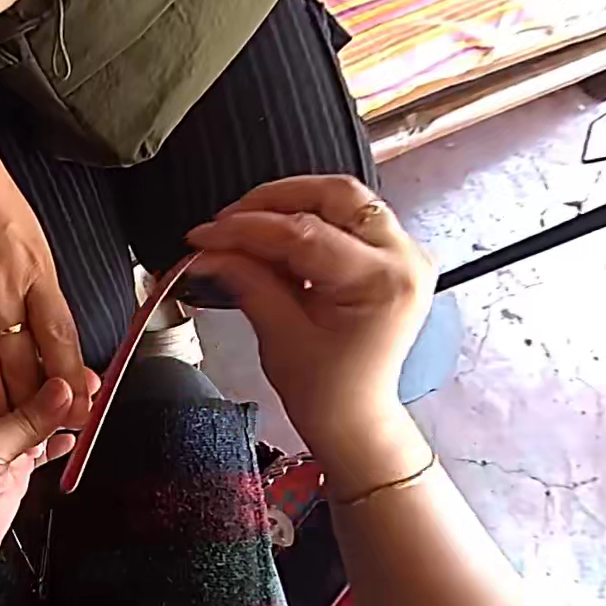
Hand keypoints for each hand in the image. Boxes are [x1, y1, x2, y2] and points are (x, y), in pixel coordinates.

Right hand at [0, 124, 89, 422]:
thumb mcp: (33, 236)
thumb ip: (41, 286)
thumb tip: (49, 333)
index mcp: (37, 274)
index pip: (60, 339)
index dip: (72, 380)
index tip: (80, 410)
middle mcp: (1, 292)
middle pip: (21, 361)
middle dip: (33, 404)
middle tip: (37, 437)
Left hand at [0, 375, 87, 580]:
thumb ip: (26, 421)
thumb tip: (64, 390)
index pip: (13, 375)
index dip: (46, 374)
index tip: (78, 372)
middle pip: (31, 398)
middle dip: (61, 394)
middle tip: (92, 391)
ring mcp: (1, 448)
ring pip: (41, 425)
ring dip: (65, 419)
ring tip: (92, 409)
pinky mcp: (13, 474)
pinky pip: (44, 453)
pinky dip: (61, 447)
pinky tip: (77, 438)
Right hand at [183, 176, 435, 449]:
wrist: (353, 410)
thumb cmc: (320, 385)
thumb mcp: (277, 332)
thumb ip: (246, 280)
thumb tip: (208, 252)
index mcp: (379, 282)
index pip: (302, 233)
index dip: (243, 229)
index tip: (202, 235)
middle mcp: (403, 257)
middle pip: (336, 195)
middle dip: (272, 199)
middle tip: (225, 220)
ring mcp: (401, 253)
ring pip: (342, 200)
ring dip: (286, 204)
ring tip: (241, 226)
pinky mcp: (387, 256)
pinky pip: (344, 219)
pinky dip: (301, 220)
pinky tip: (268, 238)